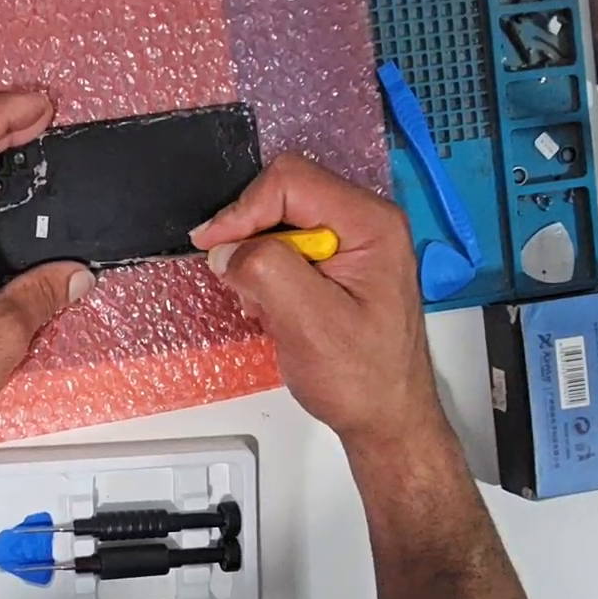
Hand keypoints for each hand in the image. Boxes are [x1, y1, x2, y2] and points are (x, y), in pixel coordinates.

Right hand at [191, 155, 442, 445]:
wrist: (383, 416)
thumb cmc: (363, 379)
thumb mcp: (311, 324)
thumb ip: (267, 272)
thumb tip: (228, 249)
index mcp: (370, 224)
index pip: (289, 182)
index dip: (242, 211)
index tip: (214, 248)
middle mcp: (362, 223)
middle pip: (280, 199)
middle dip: (250, 241)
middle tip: (245, 288)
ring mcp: (347, 243)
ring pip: (275, 226)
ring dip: (256, 264)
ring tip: (269, 308)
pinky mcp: (332, 264)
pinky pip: (280, 251)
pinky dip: (264, 278)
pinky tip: (277, 311)